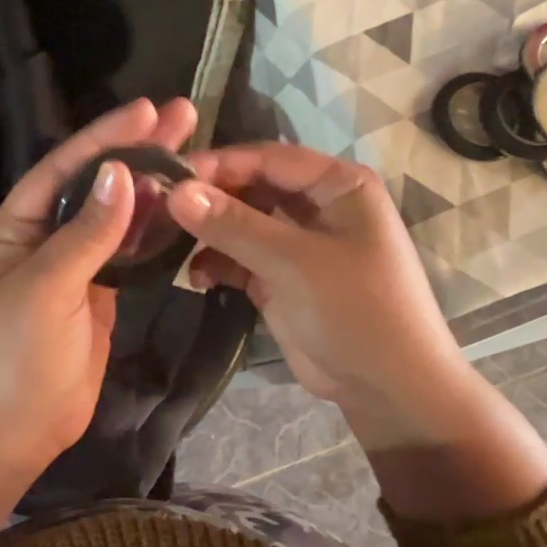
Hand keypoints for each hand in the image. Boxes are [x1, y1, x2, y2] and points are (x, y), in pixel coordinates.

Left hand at [0, 95, 200, 459]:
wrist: (18, 430)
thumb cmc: (15, 357)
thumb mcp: (44, 290)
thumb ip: (85, 234)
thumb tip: (122, 175)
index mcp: (15, 228)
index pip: (62, 169)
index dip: (104, 138)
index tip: (146, 109)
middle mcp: (43, 237)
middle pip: (93, 185)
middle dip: (135, 151)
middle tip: (184, 116)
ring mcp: (73, 265)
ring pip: (116, 217)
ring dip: (151, 188)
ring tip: (195, 153)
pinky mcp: (98, 293)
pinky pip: (129, 253)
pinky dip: (155, 232)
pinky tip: (184, 206)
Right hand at [163, 143, 466, 447]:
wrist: (387, 387)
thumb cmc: (355, 309)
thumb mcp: (294, 262)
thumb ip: (234, 225)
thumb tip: (175, 192)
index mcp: (337, 185)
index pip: (268, 158)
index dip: (219, 165)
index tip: (168, 178)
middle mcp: (317, 206)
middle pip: (250, 188)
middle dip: (208, 200)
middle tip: (159, 211)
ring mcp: (297, 244)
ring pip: (240, 224)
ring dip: (208, 234)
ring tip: (169, 245)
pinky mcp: (279, 279)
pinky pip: (238, 259)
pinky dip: (216, 265)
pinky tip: (197, 279)